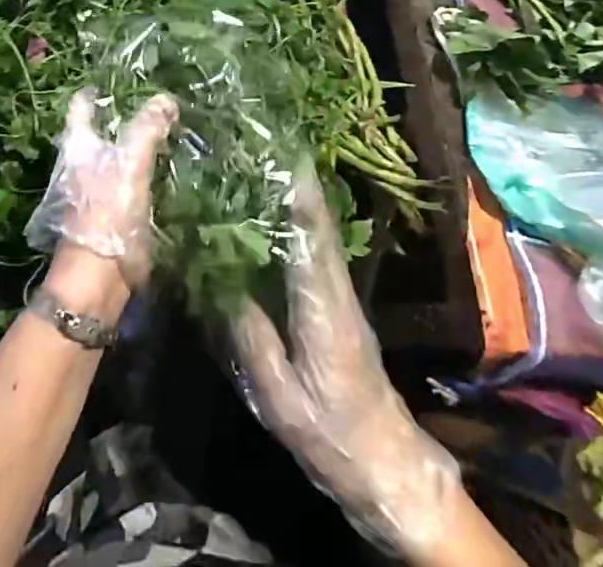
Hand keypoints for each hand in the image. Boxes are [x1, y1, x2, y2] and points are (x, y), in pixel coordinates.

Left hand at [26, 89, 178, 285]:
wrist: (100, 274)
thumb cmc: (107, 212)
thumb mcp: (131, 163)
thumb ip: (147, 128)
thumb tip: (166, 99)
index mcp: (78, 147)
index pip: (81, 107)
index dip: (97, 91)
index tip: (120, 80)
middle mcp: (82, 163)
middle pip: (100, 130)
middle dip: (123, 115)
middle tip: (157, 101)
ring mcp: (96, 188)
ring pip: (117, 154)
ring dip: (137, 143)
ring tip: (168, 129)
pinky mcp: (113, 210)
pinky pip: (131, 178)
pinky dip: (146, 168)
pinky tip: (168, 165)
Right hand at [229, 163, 464, 560]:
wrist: (383, 459)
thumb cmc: (329, 432)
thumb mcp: (279, 396)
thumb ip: (250, 337)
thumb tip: (219, 282)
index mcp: (323, 307)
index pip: (310, 234)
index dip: (296, 189)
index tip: (279, 147)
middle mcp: (336, 289)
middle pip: (317, 222)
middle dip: (292, 178)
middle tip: (260, 144)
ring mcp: (340, 294)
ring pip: (318, 233)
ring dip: (294, 195)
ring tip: (260, 166)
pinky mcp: (336, 303)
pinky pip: (313, 252)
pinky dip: (295, 224)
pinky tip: (269, 217)